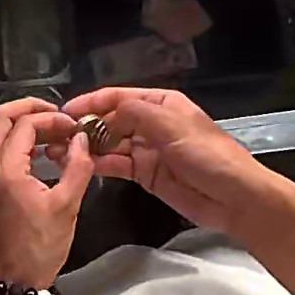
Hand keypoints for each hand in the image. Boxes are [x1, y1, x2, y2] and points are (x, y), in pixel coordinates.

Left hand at [0, 97, 92, 287]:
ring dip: (24, 124)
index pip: (26, 124)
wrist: (12, 280)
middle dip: (30, 109)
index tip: (74, 129)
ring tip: (54, 133)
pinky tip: (43, 152)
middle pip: (1, 117)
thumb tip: (82, 139)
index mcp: (5, 169)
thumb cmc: (40, 246)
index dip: (53, 119)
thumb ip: (78, 166)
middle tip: (57, 115)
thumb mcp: (67, 206)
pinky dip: (18, 141)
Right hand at [56, 88, 285, 234]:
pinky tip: (82, 165)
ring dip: (89, 146)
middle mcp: (152, 123)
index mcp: (162, 103)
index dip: (92, 101)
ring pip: (111, 143)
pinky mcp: (146, 174)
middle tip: (59, 136)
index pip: (120, 96)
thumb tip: (103, 115)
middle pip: (112, 119)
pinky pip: (118, 165)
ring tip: (61, 152)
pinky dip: (100, 164)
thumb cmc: (207, 154)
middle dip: (86, 126)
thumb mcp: (171, 126)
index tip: (66, 110)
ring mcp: (148, 149)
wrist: (235, 198)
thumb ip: (134, 114)